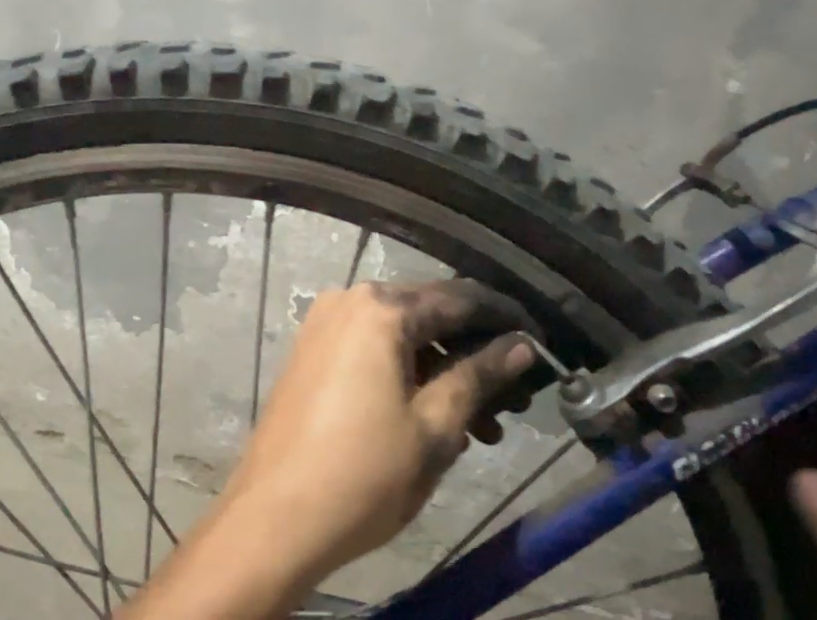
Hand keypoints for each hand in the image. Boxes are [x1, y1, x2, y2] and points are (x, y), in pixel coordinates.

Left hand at [117, 278, 543, 618]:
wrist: (274, 518)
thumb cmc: (363, 472)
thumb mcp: (435, 426)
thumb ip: (480, 375)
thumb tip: (520, 345)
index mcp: (380, 308)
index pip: (460, 298)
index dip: (506, 319)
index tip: (542, 342)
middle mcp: (349, 301)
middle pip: (429, 315)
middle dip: (475, 355)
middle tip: (515, 402)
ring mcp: (324, 326)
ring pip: (403, 338)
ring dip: (445, 374)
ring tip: (483, 430)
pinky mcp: (312, 354)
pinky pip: (374, 352)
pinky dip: (408, 378)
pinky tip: (436, 422)